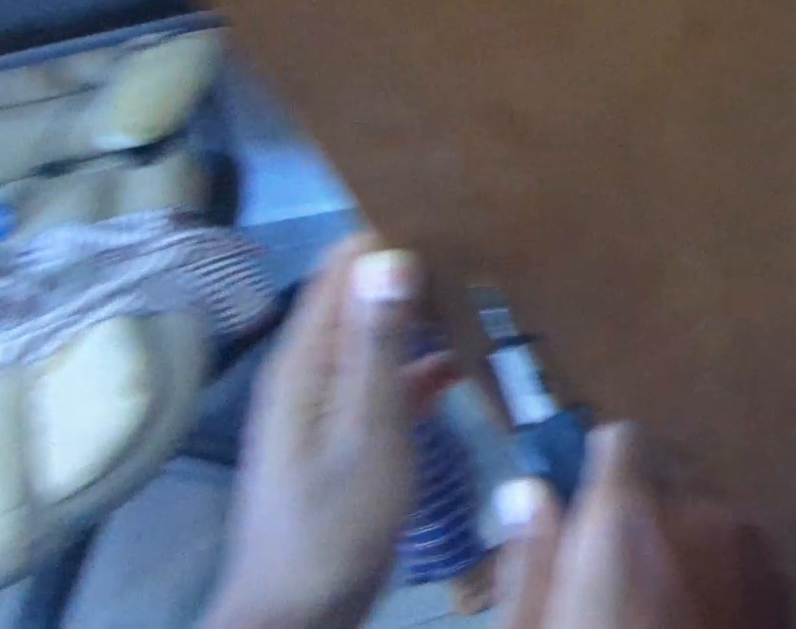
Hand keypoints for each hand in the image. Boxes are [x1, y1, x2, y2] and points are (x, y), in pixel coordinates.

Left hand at [201, 235, 456, 628]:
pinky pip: (397, 371)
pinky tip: (475, 357)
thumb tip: (389, 256)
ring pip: (386, 330)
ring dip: (429, 308)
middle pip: (366, 292)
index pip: (344, 265)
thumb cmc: (336, 518)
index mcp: (308, 358)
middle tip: (489, 241)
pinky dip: (431, 356)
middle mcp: (316, 366)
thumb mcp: (368, 429)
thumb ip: (379, 345)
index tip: (455, 207)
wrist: (303, 610)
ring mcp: (334, 398)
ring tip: (491, 285)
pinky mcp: (356, 425)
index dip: (392, 229)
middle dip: (419, 263)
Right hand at [494, 423, 789, 628]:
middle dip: (639, 508)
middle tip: (613, 579)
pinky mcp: (783, 582)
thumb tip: (528, 491)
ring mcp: (751, 546)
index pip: (623, 439)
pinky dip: (720, 568)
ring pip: (706, 513)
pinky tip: (699, 626)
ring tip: (658, 615)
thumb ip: (533, 560)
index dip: (600, 466)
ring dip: (682, 539)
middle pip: (667, 476)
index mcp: (628, 521)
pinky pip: (741, 548)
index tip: (584, 506)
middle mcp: (700, 512)